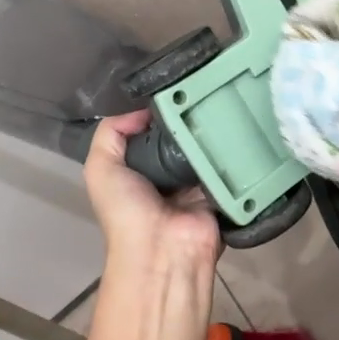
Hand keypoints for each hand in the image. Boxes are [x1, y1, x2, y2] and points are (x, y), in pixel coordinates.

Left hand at [84, 110, 222, 278]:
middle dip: (192, 120)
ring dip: (214, 133)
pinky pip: (230, 164)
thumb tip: (145, 111)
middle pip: (184, 138)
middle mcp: (171, 175)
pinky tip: (238, 131)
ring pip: (209, 148)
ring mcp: (199, 183)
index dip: (161, 114)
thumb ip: (111, 134)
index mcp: (142, 169)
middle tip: (205, 95)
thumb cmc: (127, 209)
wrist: (163, 248)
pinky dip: (233, 152)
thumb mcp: (100, 168)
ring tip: (223, 108)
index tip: (175, 91)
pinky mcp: (223, 190)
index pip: (155, 133)